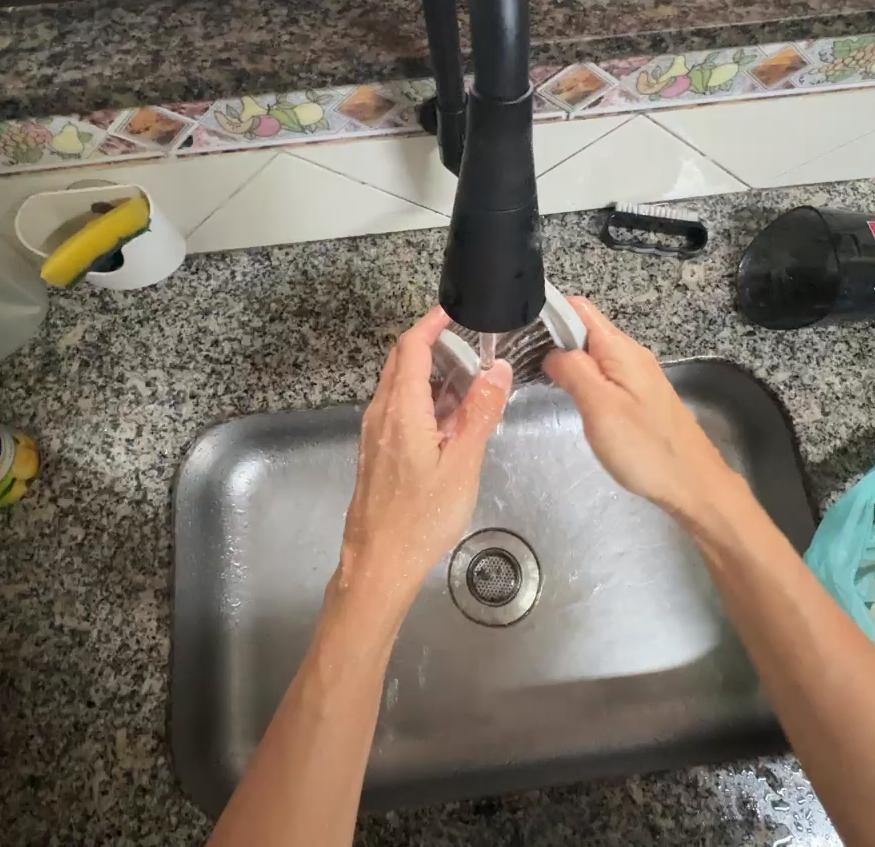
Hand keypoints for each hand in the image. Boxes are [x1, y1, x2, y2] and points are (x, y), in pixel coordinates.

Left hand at [335, 306, 513, 613]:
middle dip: (435, 345)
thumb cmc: (420, 517)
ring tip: (470, 379)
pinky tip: (452, 418)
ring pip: (401, 387)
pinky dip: (426, 399)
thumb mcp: (461, 463)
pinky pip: (401, 409)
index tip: (455, 310)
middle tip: (472, 344)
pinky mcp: (379, 451)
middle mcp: (381, 414)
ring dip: (432, 374)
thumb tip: (498, 370)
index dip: (432, 323)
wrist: (378, 563)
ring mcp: (377, 433)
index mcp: (400, 409)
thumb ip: (480, 413)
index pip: (411, 348)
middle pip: (403, 362)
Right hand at [543, 297, 748, 525]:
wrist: (694, 485)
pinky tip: (569, 395)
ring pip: (593, 353)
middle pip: (584, 328)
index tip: (521, 331)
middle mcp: (630, 354)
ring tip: (539, 377)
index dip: (548, 312)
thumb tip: (552, 352)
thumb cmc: (645, 448)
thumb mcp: (600, 407)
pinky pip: (604, 373)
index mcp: (620, 349)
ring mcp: (637, 375)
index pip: (578, 308)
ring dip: (566, 360)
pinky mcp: (639, 395)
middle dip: (553, 338)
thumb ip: (573, 371)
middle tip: (522, 360)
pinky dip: (582, 377)